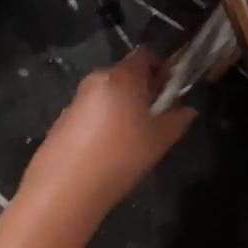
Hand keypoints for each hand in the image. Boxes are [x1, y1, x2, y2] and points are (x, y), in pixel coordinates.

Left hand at [19, 50, 195, 227]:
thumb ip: (178, 120)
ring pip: (106, 94)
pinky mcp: (59, 122)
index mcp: (123, 77)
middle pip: (124, 74)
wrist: (63, 192)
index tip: (168, 88)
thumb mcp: (159, 140)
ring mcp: (75, 101)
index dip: (160, 67)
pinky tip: (104, 150)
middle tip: (152, 115)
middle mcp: (97, 80)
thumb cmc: (120, 157)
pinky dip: (100, 122)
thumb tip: (188, 110)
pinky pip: (89, 112)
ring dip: (120, 106)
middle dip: (140, 89)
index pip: (145, 55)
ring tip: (129, 136)